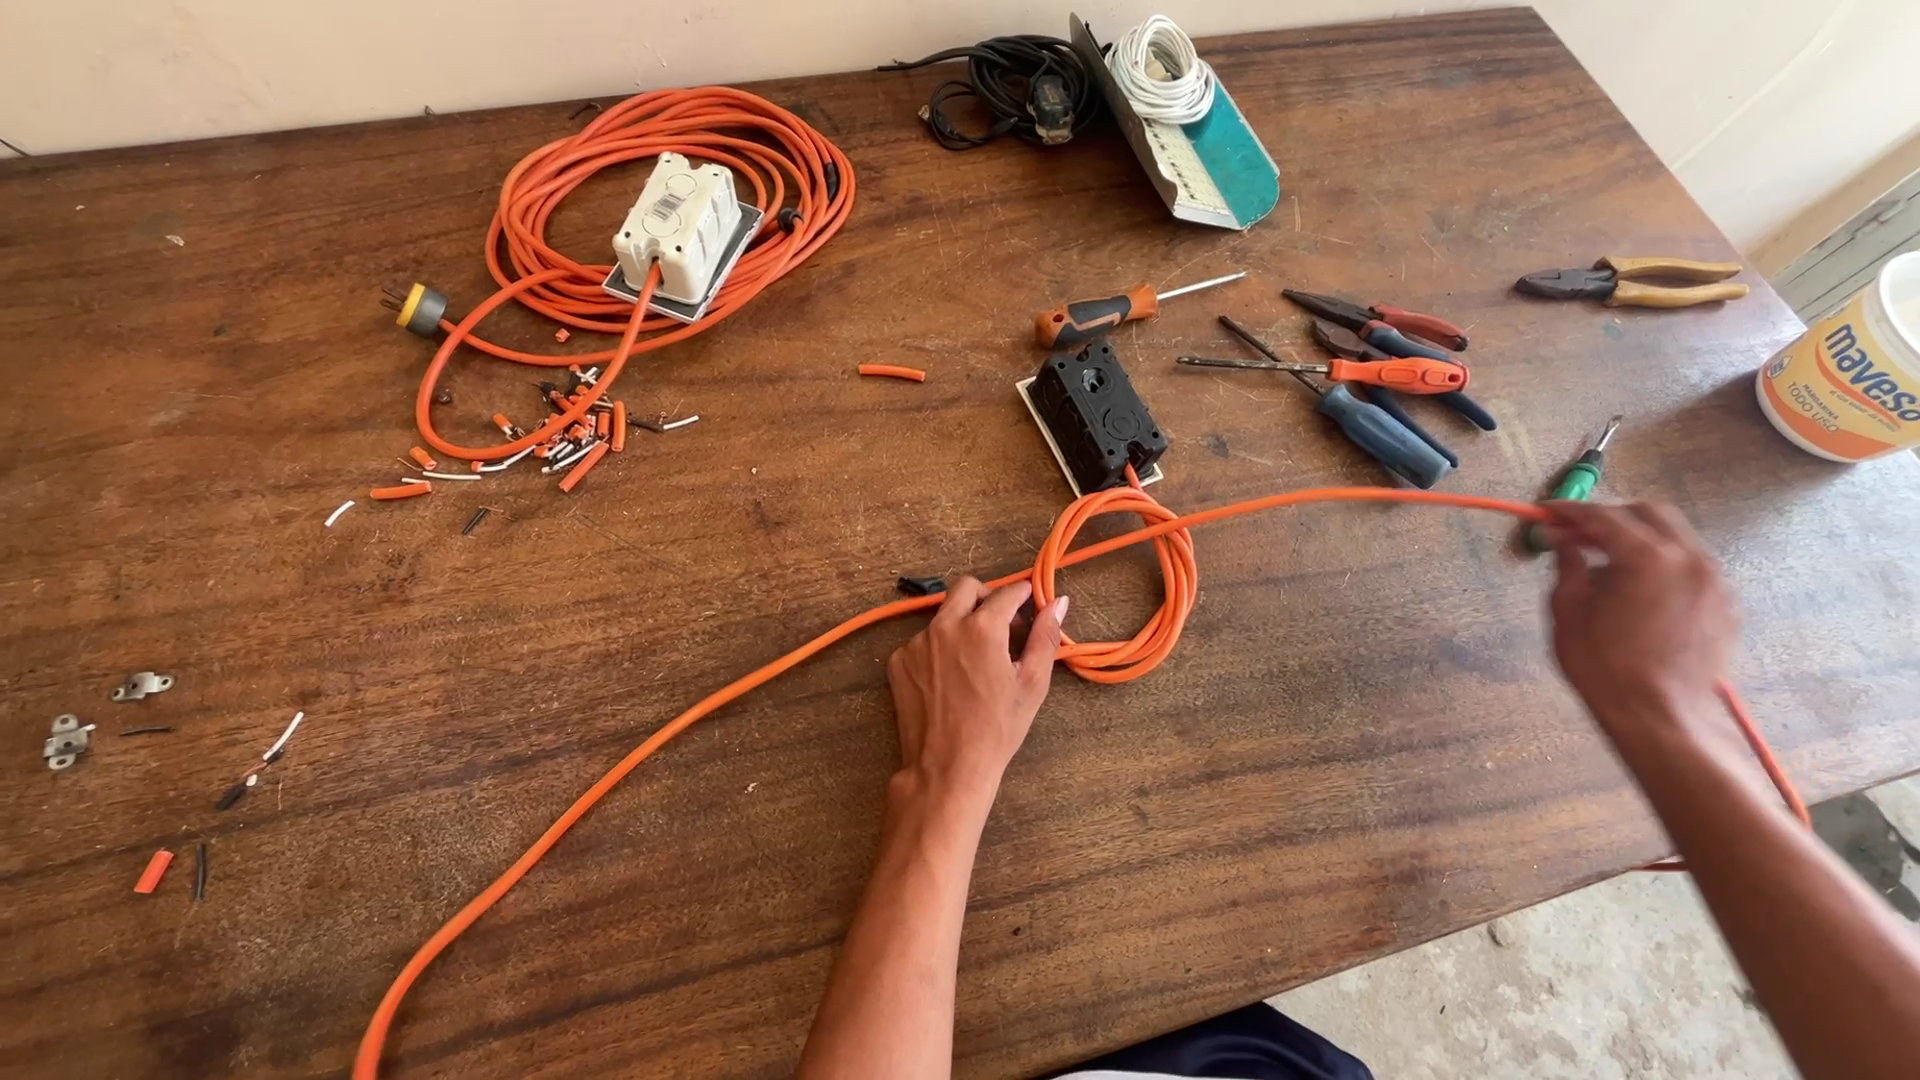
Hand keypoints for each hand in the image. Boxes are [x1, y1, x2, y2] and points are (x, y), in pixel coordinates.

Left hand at [886, 578, 1067, 799]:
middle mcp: (945, 626)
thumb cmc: (997, 729)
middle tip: (999, 621)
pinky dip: (937, 650)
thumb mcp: (1031, 684)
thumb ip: (1045, 637)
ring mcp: (916, 643)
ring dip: (960, 625)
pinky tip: (948, 679)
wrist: (947, 768)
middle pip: (966, 587)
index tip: (1028, 601)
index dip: (1022, 594)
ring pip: (942, 616)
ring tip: (973, 660)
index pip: (1006, 593)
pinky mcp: (898, 661)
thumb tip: (1058, 602)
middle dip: (985, 596)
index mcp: (982, 628)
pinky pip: (921, 642)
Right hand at [1544, 501, 1736, 732]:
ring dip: (1637, 538)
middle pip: (1649, 514)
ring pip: (1674, 538)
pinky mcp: (1724, 603)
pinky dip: (1659, 563)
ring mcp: (1714, 581)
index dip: (1570, 510)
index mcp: (1647, 558)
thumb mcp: (1566, 611)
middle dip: (1610, 517)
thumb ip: (1567, 566)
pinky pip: (1689, 566)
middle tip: (1575, 533)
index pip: (1603, 516)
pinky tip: (1634, 588)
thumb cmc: (1601, 664)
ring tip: (1603, 561)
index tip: (1547, 511)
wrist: (1658, 714)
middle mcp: (1689, 560)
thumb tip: (1564, 542)